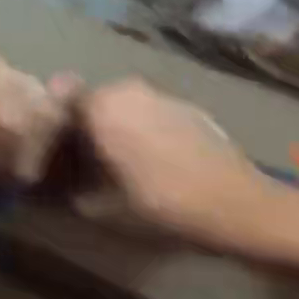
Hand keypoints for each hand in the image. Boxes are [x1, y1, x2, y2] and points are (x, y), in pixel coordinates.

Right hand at [74, 79, 281, 245]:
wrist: (243, 208)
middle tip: (88, 157)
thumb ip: (71, 186)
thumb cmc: (162, 204)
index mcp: (100, 105)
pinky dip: (147, 130)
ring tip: (124, 161)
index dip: (56, 123)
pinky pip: (153, 114)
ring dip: (119, 126)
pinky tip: (158, 162)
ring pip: (124, 106)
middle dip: (88, 123)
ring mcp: (162, 96)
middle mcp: (127, 89)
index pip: (59, 98)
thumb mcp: (100, 207)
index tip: (58, 147)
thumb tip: (62, 180)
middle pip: (93, 100)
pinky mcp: (191, 108)